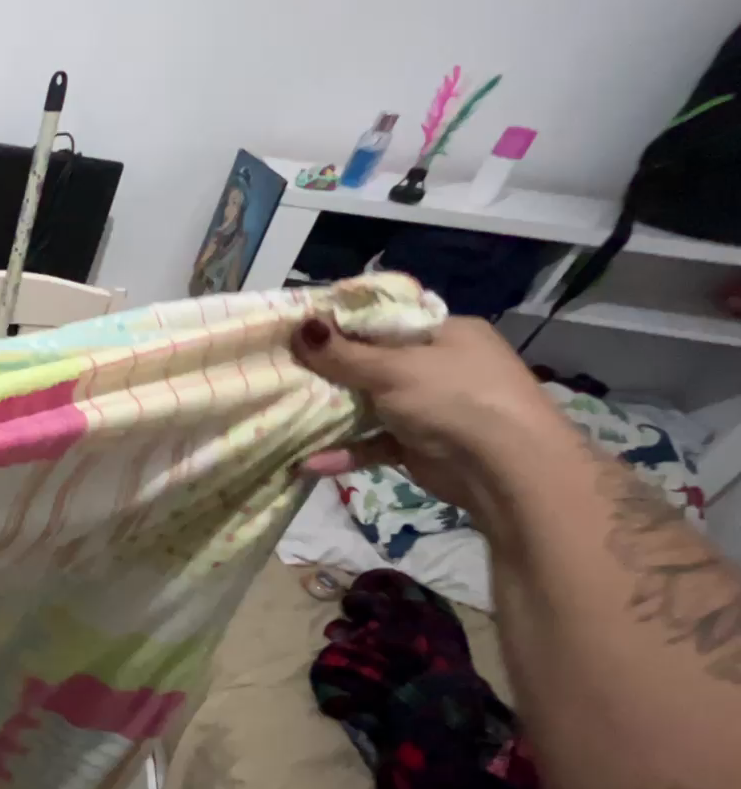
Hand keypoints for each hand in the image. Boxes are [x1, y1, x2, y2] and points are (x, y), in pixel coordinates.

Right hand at [291, 314, 572, 519]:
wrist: (504, 468)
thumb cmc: (454, 399)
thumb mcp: (393, 369)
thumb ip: (342, 353)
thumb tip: (300, 326)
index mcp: (445, 333)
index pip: (384, 321)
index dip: (340, 326)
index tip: (297, 333)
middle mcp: (439, 365)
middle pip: (370, 363)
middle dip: (328, 372)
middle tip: (284, 372)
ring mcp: (429, 405)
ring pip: (368, 405)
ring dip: (331, 414)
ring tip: (287, 414)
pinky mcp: (417, 443)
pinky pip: (372, 442)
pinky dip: (346, 452)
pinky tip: (311, 463)